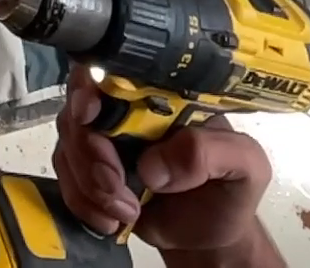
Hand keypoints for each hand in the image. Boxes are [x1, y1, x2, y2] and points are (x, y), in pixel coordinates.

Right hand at [51, 66, 271, 251]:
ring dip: (88, 182)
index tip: (89, 115)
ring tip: (126, 211)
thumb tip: (153, 165)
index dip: (87, 86)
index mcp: (155, 94)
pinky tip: (111, 218)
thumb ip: (210, 152)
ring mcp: (101, 137)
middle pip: (76, 107)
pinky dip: (82, 201)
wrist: (210, 239)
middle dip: (88, 150)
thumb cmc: (228, 191)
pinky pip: (64, 176)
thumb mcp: (244, 165)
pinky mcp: (87, 169)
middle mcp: (121, 108)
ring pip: (67, 143)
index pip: (108, 69)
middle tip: (115, 184)